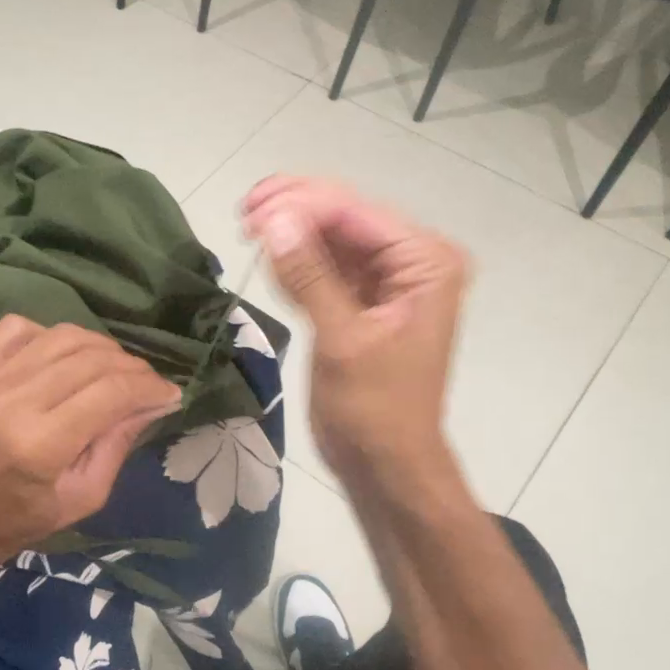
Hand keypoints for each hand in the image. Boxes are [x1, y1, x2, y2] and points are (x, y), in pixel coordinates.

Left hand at [0, 316, 182, 582]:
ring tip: (113, 368)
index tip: (170, 392)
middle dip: (131, 367)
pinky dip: (51, 335)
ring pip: (59, 336)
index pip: (110, 392)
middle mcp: (10, 402)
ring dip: (98, 347)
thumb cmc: (19, 520)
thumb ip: (118, 444)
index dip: (149, 387)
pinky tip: (62, 358)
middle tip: (147, 383)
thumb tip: (156, 400)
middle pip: (90, 358)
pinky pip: (18, 328)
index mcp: (40, 445)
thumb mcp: (82, 497)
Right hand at [242, 176, 469, 484]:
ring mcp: (389, 281)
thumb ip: (310, 276)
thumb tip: (273, 220)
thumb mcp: (343, 340)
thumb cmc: (375, 409)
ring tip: (246, 230)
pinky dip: (297, 263)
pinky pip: (327, 268)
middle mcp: (413, 261)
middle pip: (345, 217)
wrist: (386, 465)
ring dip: (291, 234)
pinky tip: (268, 259)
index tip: (249, 213)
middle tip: (243, 214)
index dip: (301, 204)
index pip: (356, 212)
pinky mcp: (363, 303)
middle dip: (294, 211)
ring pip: (332, 238)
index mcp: (425, 261)